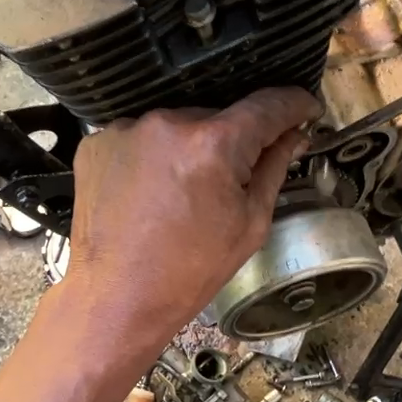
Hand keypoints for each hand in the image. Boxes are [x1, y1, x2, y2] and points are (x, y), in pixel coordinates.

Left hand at [62, 87, 318, 353]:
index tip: (303, 109)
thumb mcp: (248, 226)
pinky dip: (151, 159)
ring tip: (180, 198)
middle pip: (217, 117)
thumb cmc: (184, 273)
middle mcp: (166, 125)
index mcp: (212, 145)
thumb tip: (291, 136)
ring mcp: (126, 131)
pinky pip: (140, 139)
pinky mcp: (97, 143)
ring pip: (177, 127)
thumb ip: (273, 170)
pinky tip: (149, 196)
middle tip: (227, 185)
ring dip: (187, 150)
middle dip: (230, 143)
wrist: (117, 297)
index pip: (267, 105)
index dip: (293, 104)